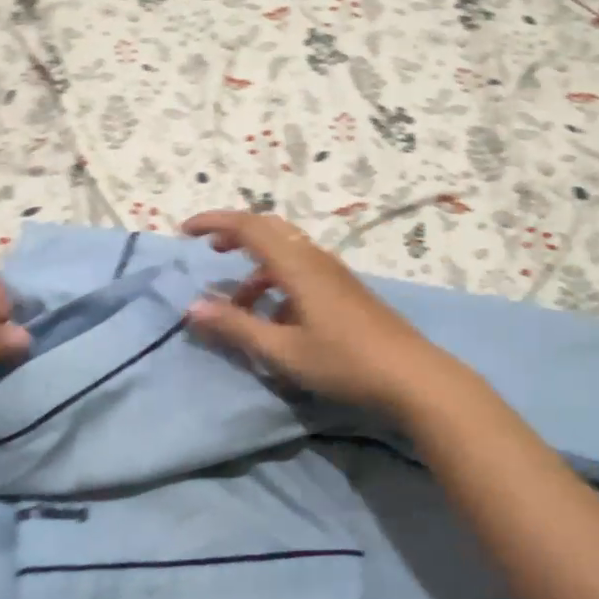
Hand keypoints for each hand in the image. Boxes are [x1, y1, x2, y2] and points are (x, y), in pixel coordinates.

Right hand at [181, 210, 457, 412]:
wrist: (413, 376)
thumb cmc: (344, 362)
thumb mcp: (283, 351)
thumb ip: (237, 327)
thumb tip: (193, 306)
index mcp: (297, 266)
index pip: (249, 227)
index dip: (214, 222)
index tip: (185, 231)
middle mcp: (315, 260)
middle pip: (270, 230)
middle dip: (235, 235)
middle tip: (210, 251)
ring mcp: (335, 274)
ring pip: (287, 252)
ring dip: (257, 267)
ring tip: (239, 303)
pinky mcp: (346, 290)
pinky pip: (302, 269)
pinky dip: (277, 281)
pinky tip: (277, 318)